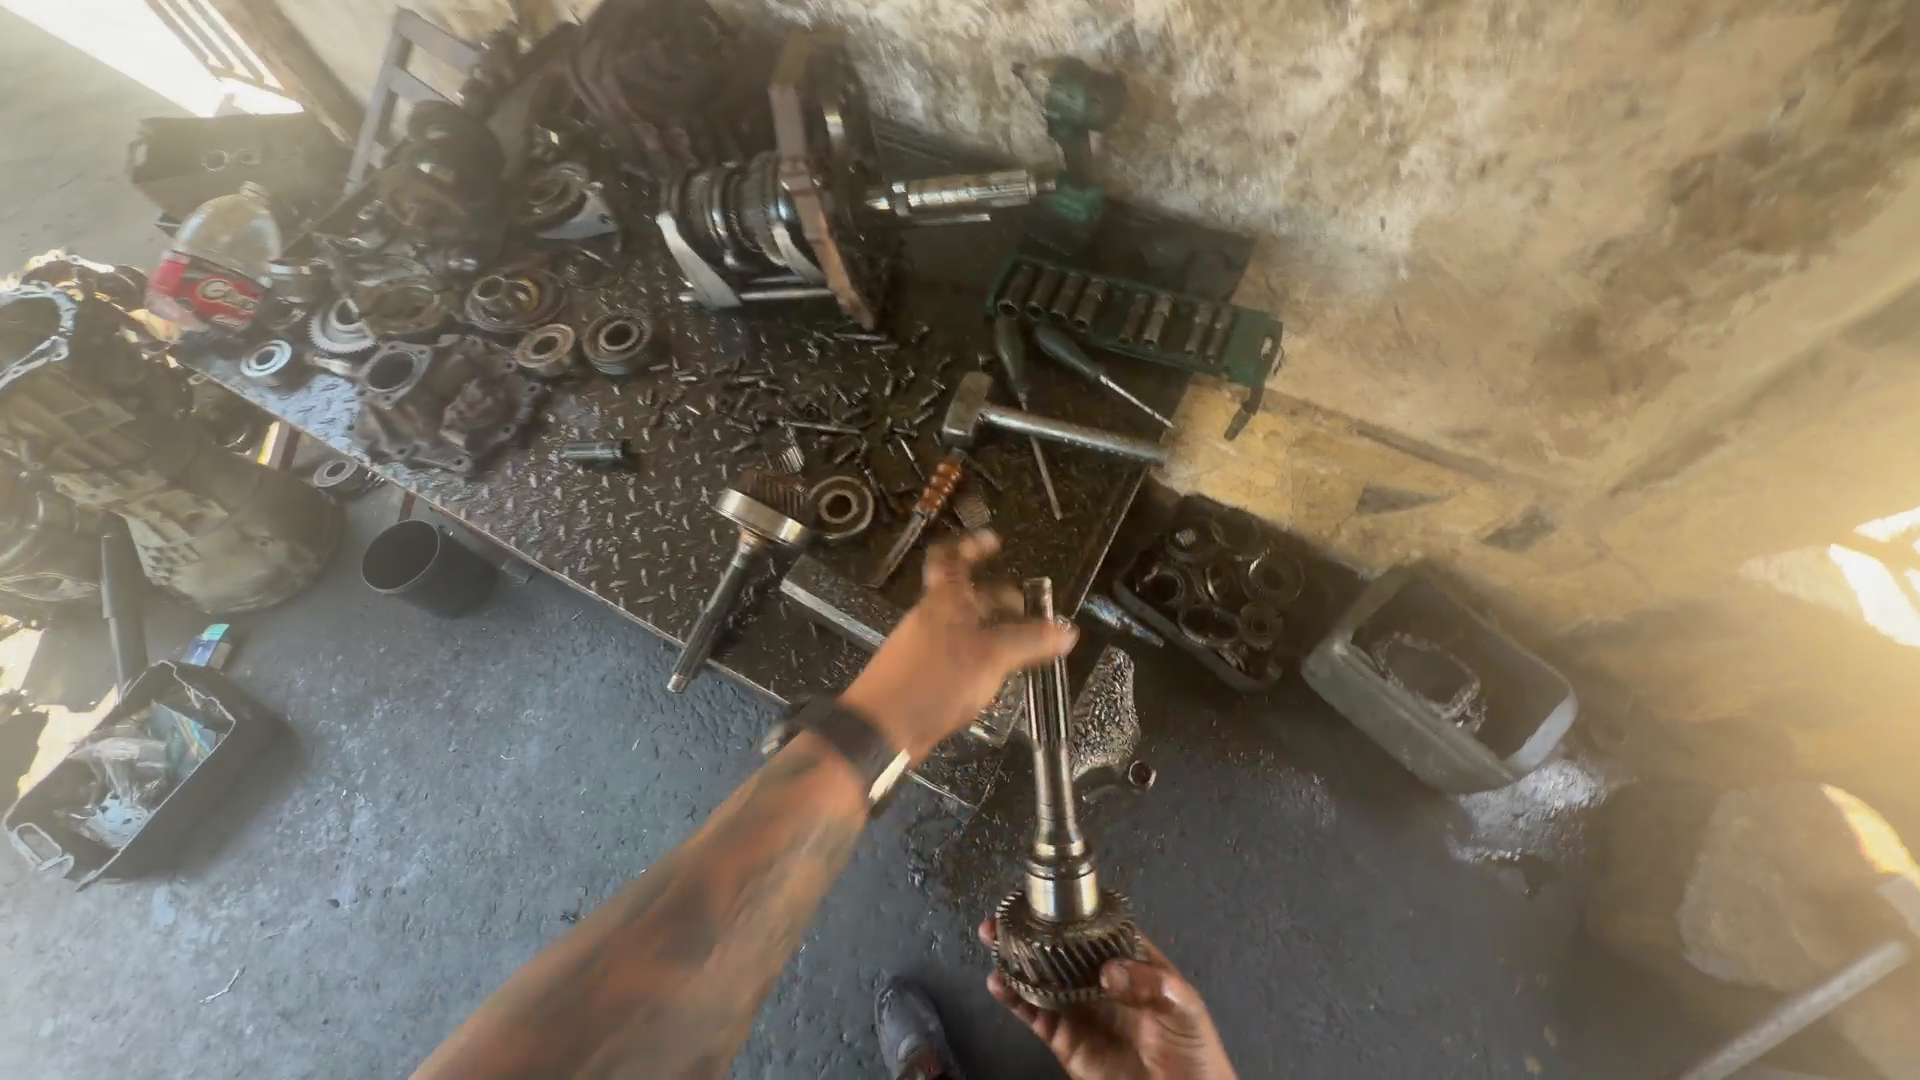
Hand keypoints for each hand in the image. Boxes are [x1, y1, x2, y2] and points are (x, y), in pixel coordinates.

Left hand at [840, 530, 1074, 761]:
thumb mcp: (991, 657)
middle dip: (1000, 598)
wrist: (883, 727)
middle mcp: (934, 616)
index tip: (996, 542)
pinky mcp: (927, 675)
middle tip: (1029, 608)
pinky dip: (983, 656)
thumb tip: (1068, 630)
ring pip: (967, 628)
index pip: (953, 558)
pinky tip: (999, 674)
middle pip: (968, 596)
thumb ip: (1030, 642)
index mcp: (944, 600)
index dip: (973, 546)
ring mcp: (927, 646)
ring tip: (1025, 646)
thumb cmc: (935, 679)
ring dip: (995, 631)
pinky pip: (961, 655)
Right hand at [980, 920, 1236, 1079]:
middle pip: (1060, 947)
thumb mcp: (1182, 1006)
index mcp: (1129, 960)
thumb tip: (1108, 971)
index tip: (1045, 896)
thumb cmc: (1194, 1050)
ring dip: (1014, 957)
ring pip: (1040, 976)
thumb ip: (1148, 984)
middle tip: (1005, 914)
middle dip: (1031, 929)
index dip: (1070, 909)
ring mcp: (1080, 1008)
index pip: (1095, 927)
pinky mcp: (1067, 1040)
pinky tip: (999, 982)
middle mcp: (1099, 979)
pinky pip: (1035, 1014)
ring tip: (992, 938)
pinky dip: (1014, 998)